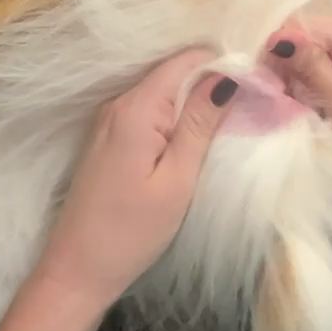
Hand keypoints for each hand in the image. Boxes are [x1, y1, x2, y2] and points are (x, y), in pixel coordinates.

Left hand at [31, 50, 234, 315]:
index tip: (256, 87)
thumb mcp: (178, 179)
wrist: (75, 272)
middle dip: (213, 83)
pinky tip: (193, 140)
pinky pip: (150, 109)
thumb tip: (228, 75)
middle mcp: (119, 101)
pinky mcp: (109, 135)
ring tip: (227, 126)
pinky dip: (176, 117)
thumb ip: (201, 123)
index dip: (224, 65)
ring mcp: (110, 118)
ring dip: (195, 102)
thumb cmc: (131, 232)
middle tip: (249, 110)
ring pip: (164, 89)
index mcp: (136, 107)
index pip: (188, 59)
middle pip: (176, 71)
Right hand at [263, 18, 331, 191]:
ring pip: (318, 50)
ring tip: (305, 106)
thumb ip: (309, 68)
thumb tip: (275, 38)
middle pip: (310, 35)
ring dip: (305, 76)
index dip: (278, 52)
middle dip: (291, 65)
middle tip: (287, 101)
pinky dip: (321, 81)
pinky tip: (320, 104)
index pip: (302, 26)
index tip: (267, 85)